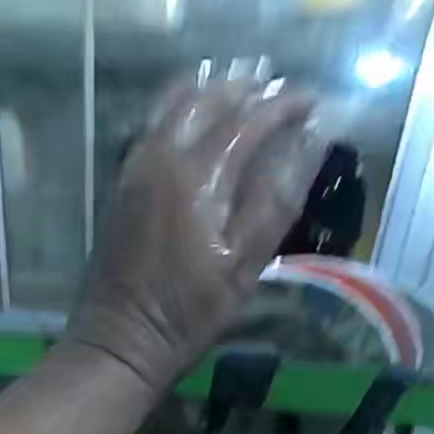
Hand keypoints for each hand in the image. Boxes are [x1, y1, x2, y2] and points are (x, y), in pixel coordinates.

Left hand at [68, 78, 327, 393]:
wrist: (118, 342)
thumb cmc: (187, 314)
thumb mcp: (245, 265)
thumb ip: (279, 196)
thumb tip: (315, 134)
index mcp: (198, 175)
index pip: (250, 115)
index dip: (287, 104)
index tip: (315, 103)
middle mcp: (160, 158)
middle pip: (207, 97)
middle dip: (249, 90)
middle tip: (279, 98)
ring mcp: (133, 171)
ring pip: (172, 107)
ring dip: (211, 95)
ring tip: (242, 103)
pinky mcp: (119, 188)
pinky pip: (152, 130)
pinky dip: (181, 116)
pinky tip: (199, 132)